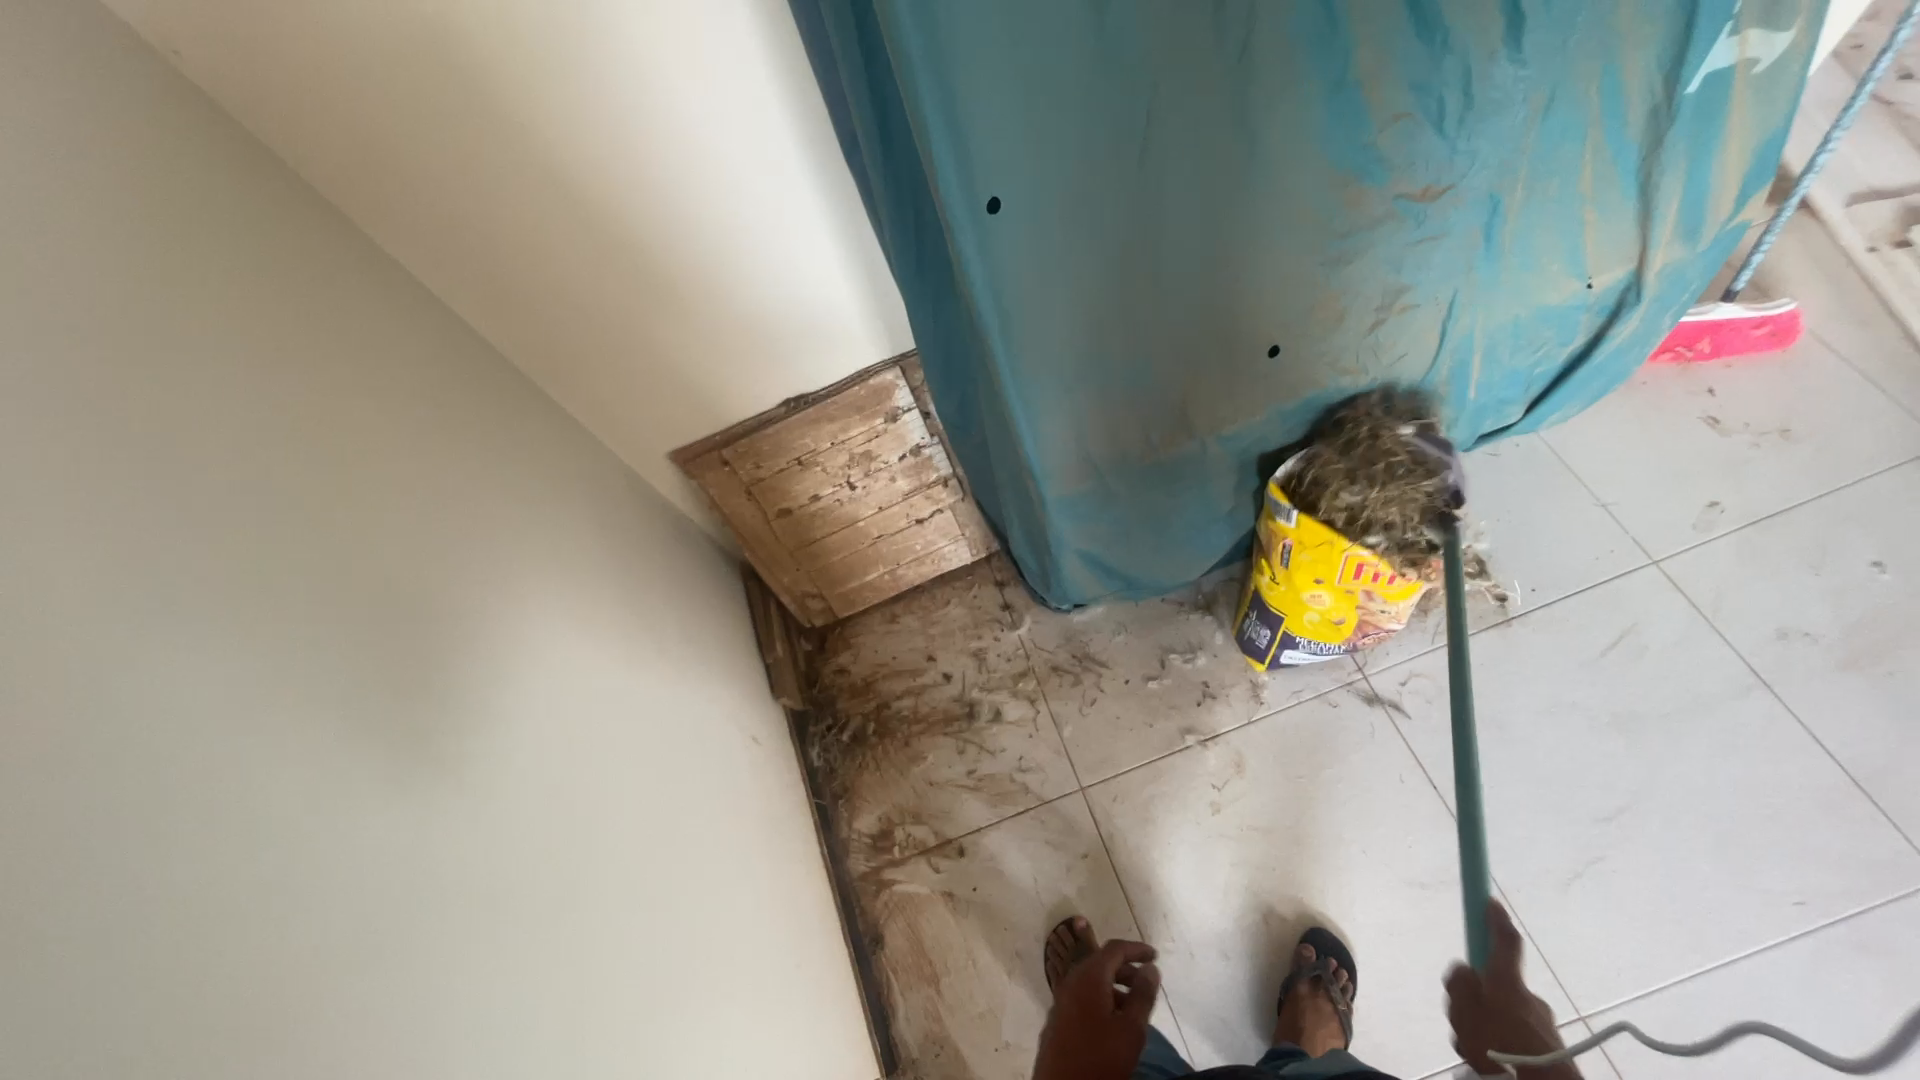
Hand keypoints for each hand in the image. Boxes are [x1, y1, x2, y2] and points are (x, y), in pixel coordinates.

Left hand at [1032, 938, 1160, 1079]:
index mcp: (1088, 977)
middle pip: (1101, 963)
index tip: (1155, 957)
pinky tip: (1113, 1022)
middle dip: (1126, 969)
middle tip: (1147, 985)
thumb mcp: (1131, 1029)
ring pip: (1091, 982)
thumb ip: (1142, 995)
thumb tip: (1150, 968)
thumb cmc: (1100, 1057)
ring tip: (1134, 1009)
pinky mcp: (1058, 1018)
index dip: (1136, 949)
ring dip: (1115, 987)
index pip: (1114, 949)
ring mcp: (1061, 999)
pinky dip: (1101, 999)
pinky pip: (1083, 997)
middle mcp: (1071, 981)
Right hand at [1445, 901, 1578, 1078]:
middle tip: (1462, 1016)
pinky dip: (1501, 1041)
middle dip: (1479, 994)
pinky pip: (1516, 1034)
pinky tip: (1490, 1059)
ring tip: (1473, 1046)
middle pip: (1497, 983)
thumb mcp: (1463, 1012)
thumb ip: (1459, 984)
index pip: (1504, 940)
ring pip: (1504, 1011)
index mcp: (1506, 982)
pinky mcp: (1549, 1046)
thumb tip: (1465, 969)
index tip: (1490, 900)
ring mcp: (1542, 1023)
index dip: (1496, 918)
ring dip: (1488, 1022)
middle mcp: (1528, 997)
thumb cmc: (1499, 1046)